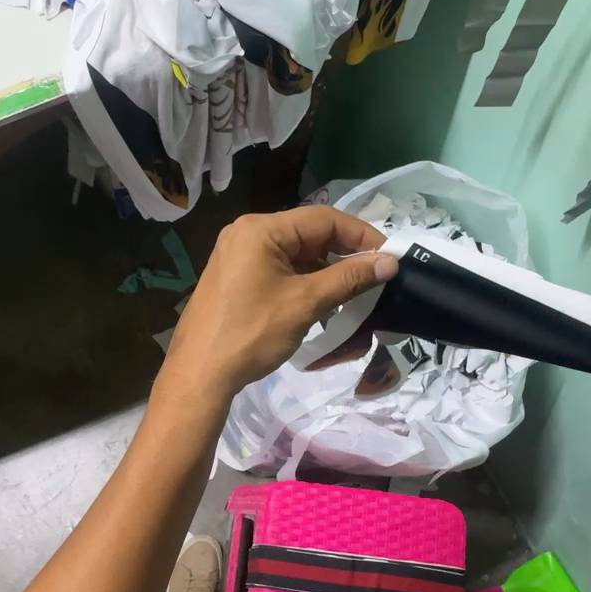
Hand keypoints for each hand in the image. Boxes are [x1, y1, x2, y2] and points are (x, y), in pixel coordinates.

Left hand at [160, 208, 395, 400]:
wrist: (199, 372)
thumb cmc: (251, 333)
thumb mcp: (305, 303)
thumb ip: (349, 278)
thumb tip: (390, 263)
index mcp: (260, 229)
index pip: (323, 219)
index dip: (361, 235)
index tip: (390, 256)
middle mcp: (245, 234)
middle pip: (308, 234)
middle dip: (344, 254)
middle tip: (376, 277)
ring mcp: (237, 256)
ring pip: (295, 254)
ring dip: (326, 270)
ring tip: (355, 293)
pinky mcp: (234, 278)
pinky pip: (278, 270)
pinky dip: (303, 281)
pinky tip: (324, 301)